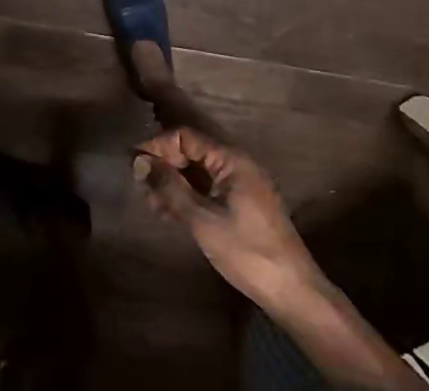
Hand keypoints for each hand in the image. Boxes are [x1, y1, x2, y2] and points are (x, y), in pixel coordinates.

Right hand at [133, 128, 325, 309]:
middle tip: (140, 185)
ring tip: (151, 202)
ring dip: (173, 182)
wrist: (294, 293)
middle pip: (192, 151)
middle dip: (164, 165)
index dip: (158, 146)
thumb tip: (139, 161)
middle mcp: (237, 164)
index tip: (134, 164)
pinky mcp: (243, 204)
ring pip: (199, 171)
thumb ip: (170, 187)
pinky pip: (208, 188)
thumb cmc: (247, 251)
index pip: (186, 136)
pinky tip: (169, 212)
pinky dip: (188, 195)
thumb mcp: (202, 219)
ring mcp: (242, 184)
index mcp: (232, 160)